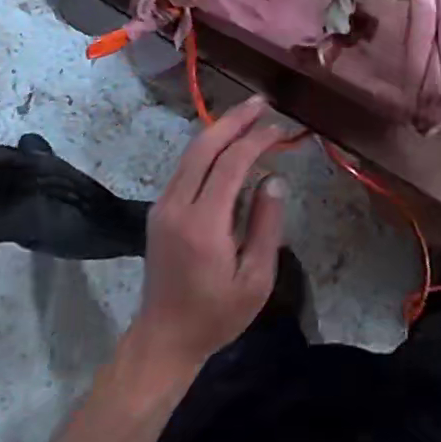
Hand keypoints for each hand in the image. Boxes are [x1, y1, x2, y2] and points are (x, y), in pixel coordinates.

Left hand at [133, 96, 287, 369]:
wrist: (163, 339)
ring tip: (249, 114)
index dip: (257, 139)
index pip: (231, 164)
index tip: (280, 127)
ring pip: (191, 153)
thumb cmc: (217, 314)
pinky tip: (227, 143)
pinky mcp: (160, 211)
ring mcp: (163, 207)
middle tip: (262, 102)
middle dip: (234, 119)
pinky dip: (208, 148)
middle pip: (204, 147)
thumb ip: (267, 225)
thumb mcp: (256, 279)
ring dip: (219, 129)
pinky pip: (186, 167)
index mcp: (203, 224)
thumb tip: (274, 179)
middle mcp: (177, 206)